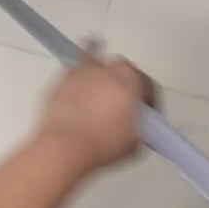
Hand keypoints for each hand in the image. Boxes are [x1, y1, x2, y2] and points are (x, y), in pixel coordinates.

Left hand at [36, 44, 155, 171]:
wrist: (64, 146)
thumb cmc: (104, 145)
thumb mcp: (134, 142)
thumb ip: (139, 128)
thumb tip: (135, 127)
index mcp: (131, 81)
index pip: (147, 85)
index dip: (149, 100)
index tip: (146, 114)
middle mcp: (108, 69)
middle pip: (122, 70)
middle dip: (124, 83)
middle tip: (122, 103)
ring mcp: (82, 72)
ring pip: (94, 61)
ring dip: (98, 67)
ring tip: (98, 75)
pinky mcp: (59, 80)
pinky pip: (72, 71)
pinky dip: (76, 75)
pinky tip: (76, 79)